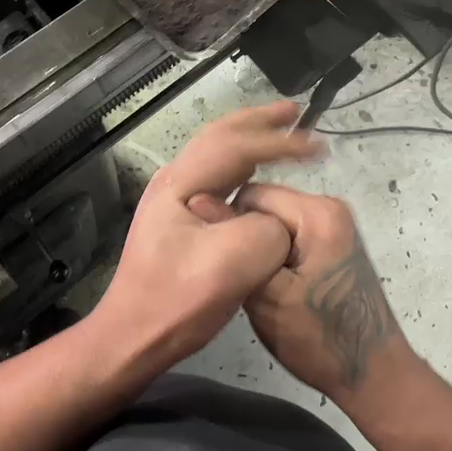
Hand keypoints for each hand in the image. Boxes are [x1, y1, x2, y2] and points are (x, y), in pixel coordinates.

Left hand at [85, 101, 322, 378]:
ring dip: (251, 140)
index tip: (318, 144)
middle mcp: (174, 181)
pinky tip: (256, 174)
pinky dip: (243, 166)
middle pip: (221, 137)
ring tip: (282, 132)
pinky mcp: (178, 221)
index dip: (280, 142)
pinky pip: (217, 179)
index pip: (237, 146)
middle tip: (295, 112)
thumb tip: (274, 221)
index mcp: (181, 183)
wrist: (132, 338)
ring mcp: (172, 200)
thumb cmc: (178, 301)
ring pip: (217, 155)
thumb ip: (266, 230)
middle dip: (259, 122)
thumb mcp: (233, 264)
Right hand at [233, 184, 410, 404]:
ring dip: (259, 248)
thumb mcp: (267, 294)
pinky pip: (290, 235)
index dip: (228, 225)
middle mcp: (329, 206)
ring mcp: (335, 224)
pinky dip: (276, 256)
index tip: (219, 258)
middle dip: (246, 236)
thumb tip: (197, 200)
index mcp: (317, 210)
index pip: (250, 195)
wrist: (374, 377)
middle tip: (238, 275)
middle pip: (264, 206)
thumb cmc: (320, 339)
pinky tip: (274, 285)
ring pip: (274, 223)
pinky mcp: (334, 243)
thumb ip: (235, 245)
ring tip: (254, 283)